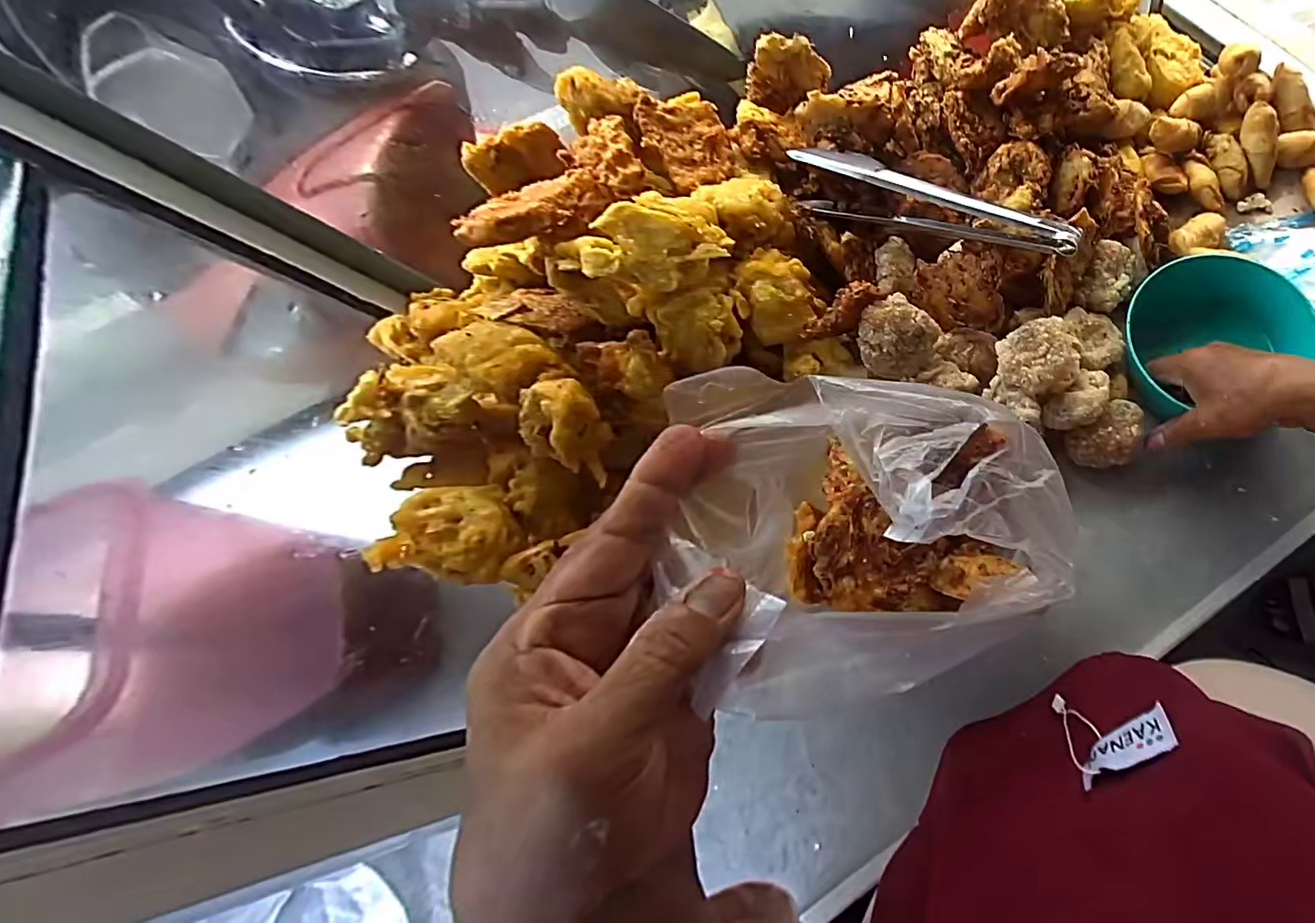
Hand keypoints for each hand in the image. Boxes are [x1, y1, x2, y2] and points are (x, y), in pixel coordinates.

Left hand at [453, 426, 793, 922]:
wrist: (580, 920)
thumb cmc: (549, 832)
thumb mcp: (592, 742)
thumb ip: (659, 656)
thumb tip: (727, 582)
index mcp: (546, 638)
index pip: (604, 546)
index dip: (650, 490)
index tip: (692, 440)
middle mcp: (593, 637)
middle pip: (649, 555)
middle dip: (688, 503)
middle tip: (734, 452)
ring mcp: (643, 664)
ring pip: (689, 591)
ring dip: (723, 551)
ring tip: (759, 500)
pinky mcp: (683, 693)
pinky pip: (717, 637)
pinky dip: (743, 611)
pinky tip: (768, 582)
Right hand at [1144, 343, 1314, 448]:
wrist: (1300, 389)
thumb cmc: (1248, 402)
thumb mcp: (1205, 424)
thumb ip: (1174, 433)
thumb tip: (1149, 443)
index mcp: (1186, 361)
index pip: (1151, 368)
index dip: (1143, 386)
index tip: (1142, 403)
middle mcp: (1203, 351)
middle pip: (1173, 369)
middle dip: (1168, 390)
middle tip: (1168, 413)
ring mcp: (1226, 352)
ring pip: (1197, 369)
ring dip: (1192, 388)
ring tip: (1197, 411)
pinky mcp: (1246, 359)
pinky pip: (1217, 370)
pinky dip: (1212, 385)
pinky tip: (1223, 403)